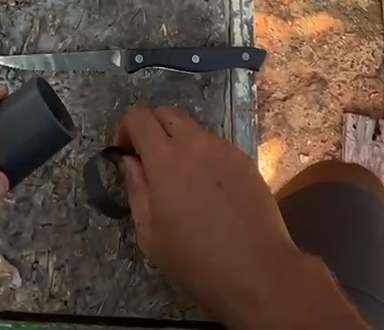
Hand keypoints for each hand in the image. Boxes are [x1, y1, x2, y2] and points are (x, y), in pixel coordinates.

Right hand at [117, 106, 366, 329]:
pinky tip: (209, 191)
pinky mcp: (244, 158)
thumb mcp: (150, 234)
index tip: (126, 154)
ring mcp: (223, 147)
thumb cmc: (196, 260)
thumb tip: (129, 161)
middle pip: (166, 113)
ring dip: (179, 143)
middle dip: (152, 129)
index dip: (126, 129)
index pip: (138, 116)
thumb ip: (136, 189)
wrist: (257, 271)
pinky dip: (203, 156)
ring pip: (192, 129)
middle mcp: (194, 142)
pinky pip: (215, 146)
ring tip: (182, 181)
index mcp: (165, 158)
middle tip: (150, 162)